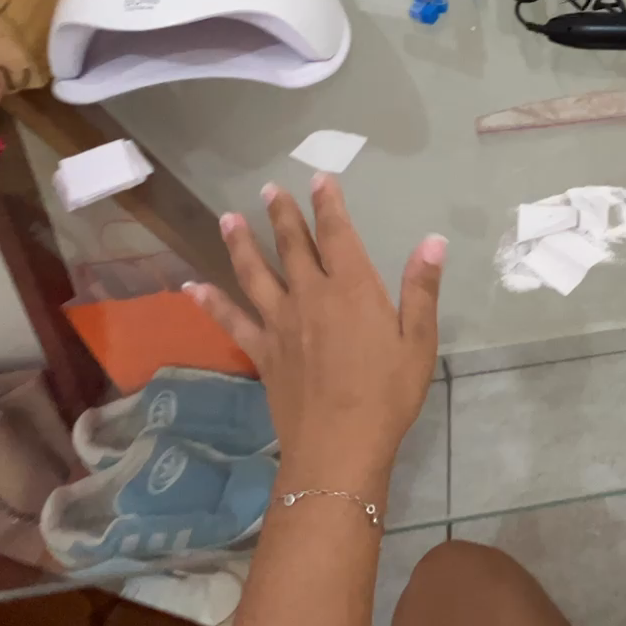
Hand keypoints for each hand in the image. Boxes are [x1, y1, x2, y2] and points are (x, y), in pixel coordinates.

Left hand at [184, 173, 444, 495]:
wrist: (338, 448)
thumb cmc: (388, 393)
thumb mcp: (419, 339)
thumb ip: (421, 288)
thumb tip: (433, 240)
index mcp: (353, 289)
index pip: (338, 234)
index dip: (328, 204)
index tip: (319, 177)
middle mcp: (311, 296)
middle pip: (293, 246)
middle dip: (282, 214)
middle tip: (269, 188)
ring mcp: (280, 324)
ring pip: (256, 274)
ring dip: (242, 244)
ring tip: (228, 217)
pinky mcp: (262, 352)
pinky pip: (232, 321)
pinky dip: (211, 303)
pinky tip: (192, 288)